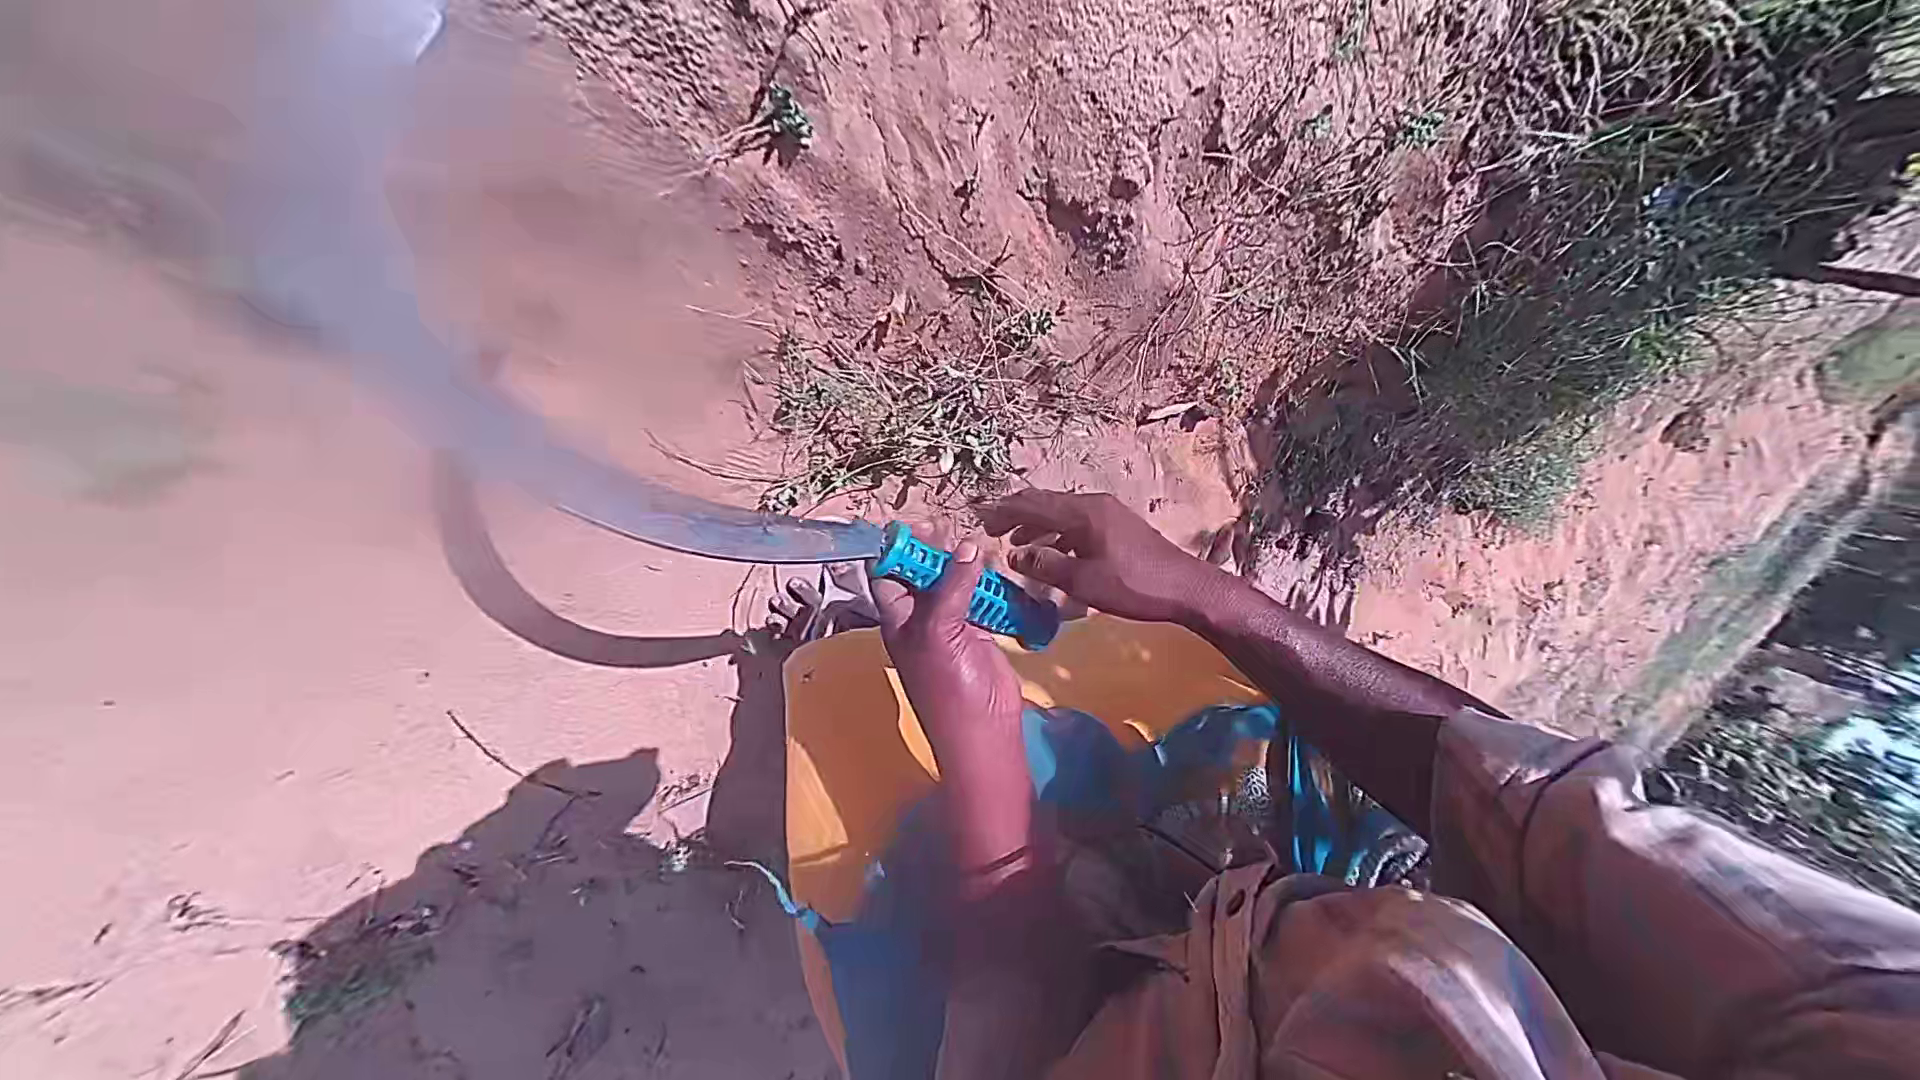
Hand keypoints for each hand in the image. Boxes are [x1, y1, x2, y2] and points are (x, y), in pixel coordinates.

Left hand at [871, 536, 1030, 869]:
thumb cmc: (949, 686)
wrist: (984, 729)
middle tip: (954, 531)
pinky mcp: (979, 631)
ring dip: (967, 564)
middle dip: (938, 551)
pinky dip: (990, 584)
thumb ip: (952, 586)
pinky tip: (997, 571)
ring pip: (955, 582)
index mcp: (899, 617)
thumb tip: (967, 546)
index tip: (919, 526)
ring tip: (979, 548)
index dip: (900, 548)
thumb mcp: (939, 631)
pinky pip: (981, 598)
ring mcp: (951, 624)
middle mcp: (921, 617)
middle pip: (925, 573)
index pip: (889, 573)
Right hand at [980, 489, 1229, 626]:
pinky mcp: (1116, 524)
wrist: (1185, 587)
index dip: (1003, 512)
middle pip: (1044, 502)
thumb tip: (1015, 555)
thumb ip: (1045, 564)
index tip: (980, 520)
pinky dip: (1056, 531)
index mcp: (1082, 513)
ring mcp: (1107, 512)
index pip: (1032, 504)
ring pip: (1060, 512)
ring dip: (1035, 524)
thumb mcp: (1083, 581)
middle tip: (993, 529)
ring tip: (1017, 543)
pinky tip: (1051, 549)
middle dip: (1016, 514)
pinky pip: (1075, 521)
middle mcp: (1092, 504)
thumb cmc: (1133, 585)